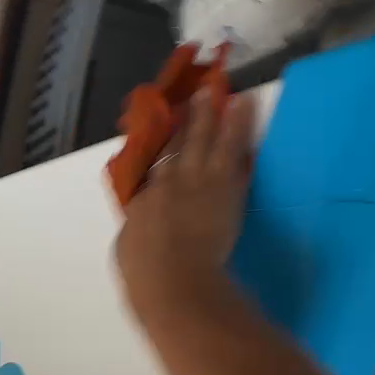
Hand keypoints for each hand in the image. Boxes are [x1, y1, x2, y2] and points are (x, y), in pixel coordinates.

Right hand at [114, 89, 255, 300]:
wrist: (176, 281)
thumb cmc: (143, 271)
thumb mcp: (127, 241)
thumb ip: (137, 219)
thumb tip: (143, 209)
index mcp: (143, 196)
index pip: (152, 161)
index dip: (161, 138)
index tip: (167, 121)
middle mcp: (171, 181)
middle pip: (182, 142)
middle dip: (192, 117)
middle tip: (202, 93)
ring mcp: (202, 183)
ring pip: (213, 141)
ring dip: (223, 116)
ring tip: (232, 96)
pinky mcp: (229, 191)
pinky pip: (237, 156)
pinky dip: (242, 134)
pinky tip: (246, 116)